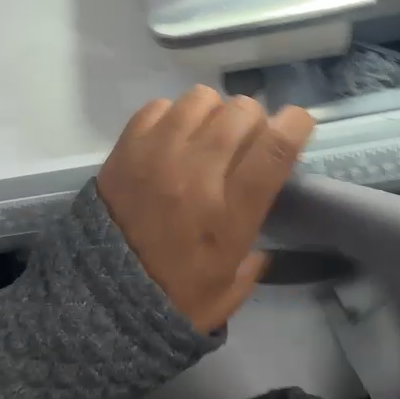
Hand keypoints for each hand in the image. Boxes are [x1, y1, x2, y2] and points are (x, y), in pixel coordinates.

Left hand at [97, 87, 315, 332]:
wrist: (100, 299)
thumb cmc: (171, 298)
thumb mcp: (229, 290)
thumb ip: (255, 256)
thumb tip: (262, 236)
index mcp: (230, 214)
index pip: (274, 150)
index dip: (295, 125)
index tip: (299, 120)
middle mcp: (197, 174)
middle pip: (241, 113)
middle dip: (254, 120)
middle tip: (247, 139)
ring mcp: (158, 155)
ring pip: (201, 99)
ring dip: (214, 113)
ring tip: (207, 134)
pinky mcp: (127, 147)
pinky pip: (159, 106)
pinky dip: (173, 116)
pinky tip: (172, 139)